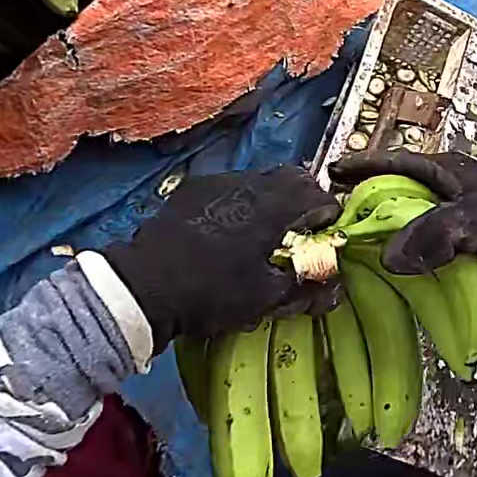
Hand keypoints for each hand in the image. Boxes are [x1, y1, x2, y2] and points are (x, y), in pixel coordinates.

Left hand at [104, 167, 340, 345]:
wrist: (141, 287)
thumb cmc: (211, 292)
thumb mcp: (265, 298)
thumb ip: (306, 289)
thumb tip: (335, 290)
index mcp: (275, 206)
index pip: (320, 196)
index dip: (328, 216)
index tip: (324, 236)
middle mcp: (252, 183)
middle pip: (294, 178)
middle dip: (304, 200)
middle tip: (301, 229)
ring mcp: (220, 180)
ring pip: (262, 178)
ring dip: (273, 198)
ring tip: (264, 229)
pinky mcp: (195, 187)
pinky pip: (232, 185)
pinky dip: (243, 201)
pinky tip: (229, 228)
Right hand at [329, 151, 476, 278]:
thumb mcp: (476, 218)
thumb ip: (436, 233)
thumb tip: (391, 257)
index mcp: (445, 169)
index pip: (395, 161)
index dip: (364, 165)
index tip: (334, 170)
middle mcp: (447, 183)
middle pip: (398, 186)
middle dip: (370, 195)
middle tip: (341, 210)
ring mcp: (456, 206)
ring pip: (411, 210)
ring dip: (388, 220)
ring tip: (362, 234)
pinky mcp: (464, 229)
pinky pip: (428, 232)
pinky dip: (410, 241)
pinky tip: (399, 255)